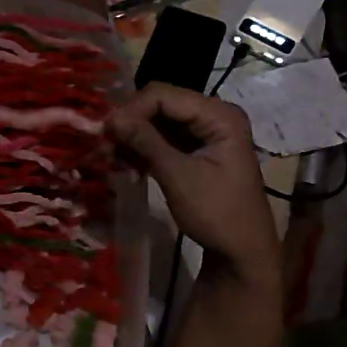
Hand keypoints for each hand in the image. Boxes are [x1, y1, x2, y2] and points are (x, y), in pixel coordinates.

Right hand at [109, 84, 280, 281]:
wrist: (242, 251)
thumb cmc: (217, 213)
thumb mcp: (179, 177)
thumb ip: (146, 142)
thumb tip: (111, 119)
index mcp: (219, 115)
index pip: (164, 95)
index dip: (132, 109)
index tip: (105, 134)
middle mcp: (213, 115)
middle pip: (160, 104)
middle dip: (131, 122)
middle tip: (104, 146)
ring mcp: (205, 132)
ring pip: (158, 121)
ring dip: (134, 137)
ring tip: (112, 158)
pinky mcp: (196, 149)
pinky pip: (163, 138)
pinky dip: (144, 148)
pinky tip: (126, 165)